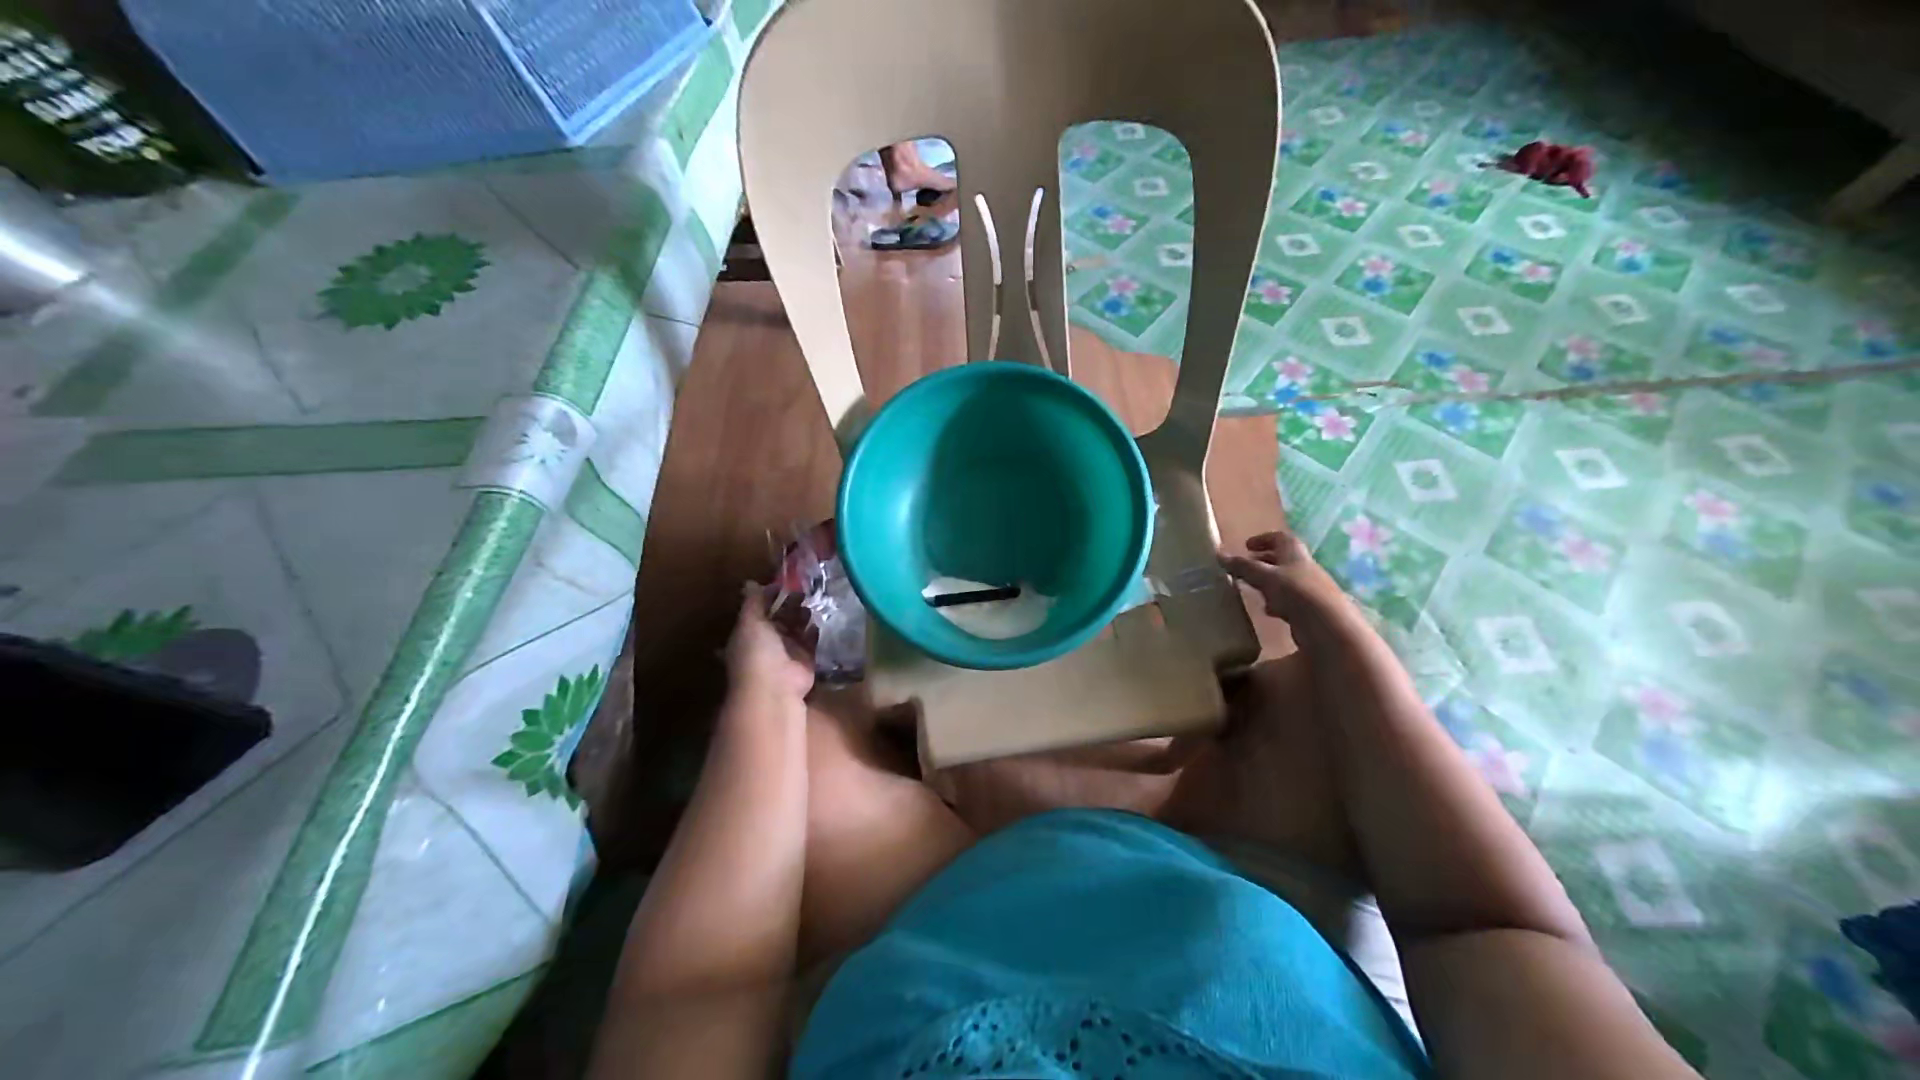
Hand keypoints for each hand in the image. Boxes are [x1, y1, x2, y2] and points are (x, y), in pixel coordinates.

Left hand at [726, 587, 813, 702]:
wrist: (775, 688)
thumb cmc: (757, 652)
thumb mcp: (750, 622)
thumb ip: (753, 602)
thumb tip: (750, 582)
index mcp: (749, 632)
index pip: (760, 609)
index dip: (770, 595)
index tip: (784, 581)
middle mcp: (767, 641)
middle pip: (780, 617)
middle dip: (790, 603)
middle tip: (803, 589)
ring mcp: (787, 651)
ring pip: (796, 628)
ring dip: (803, 615)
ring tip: (812, 601)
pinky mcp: (806, 660)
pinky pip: (811, 641)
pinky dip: (814, 631)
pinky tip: (819, 619)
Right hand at [1219, 530, 1343, 621]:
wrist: (1331, 628)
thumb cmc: (1297, 594)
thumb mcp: (1265, 577)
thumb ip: (1243, 567)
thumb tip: (1218, 553)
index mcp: (1295, 555)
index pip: (1281, 538)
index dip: (1264, 539)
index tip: (1246, 545)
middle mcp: (1306, 570)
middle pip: (1284, 561)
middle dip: (1264, 563)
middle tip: (1245, 569)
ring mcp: (1312, 591)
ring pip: (1288, 582)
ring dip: (1271, 584)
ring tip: (1253, 592)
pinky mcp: (1314, 612)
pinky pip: (1292, 602)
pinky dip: (1279, 603)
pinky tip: (1270, 614)